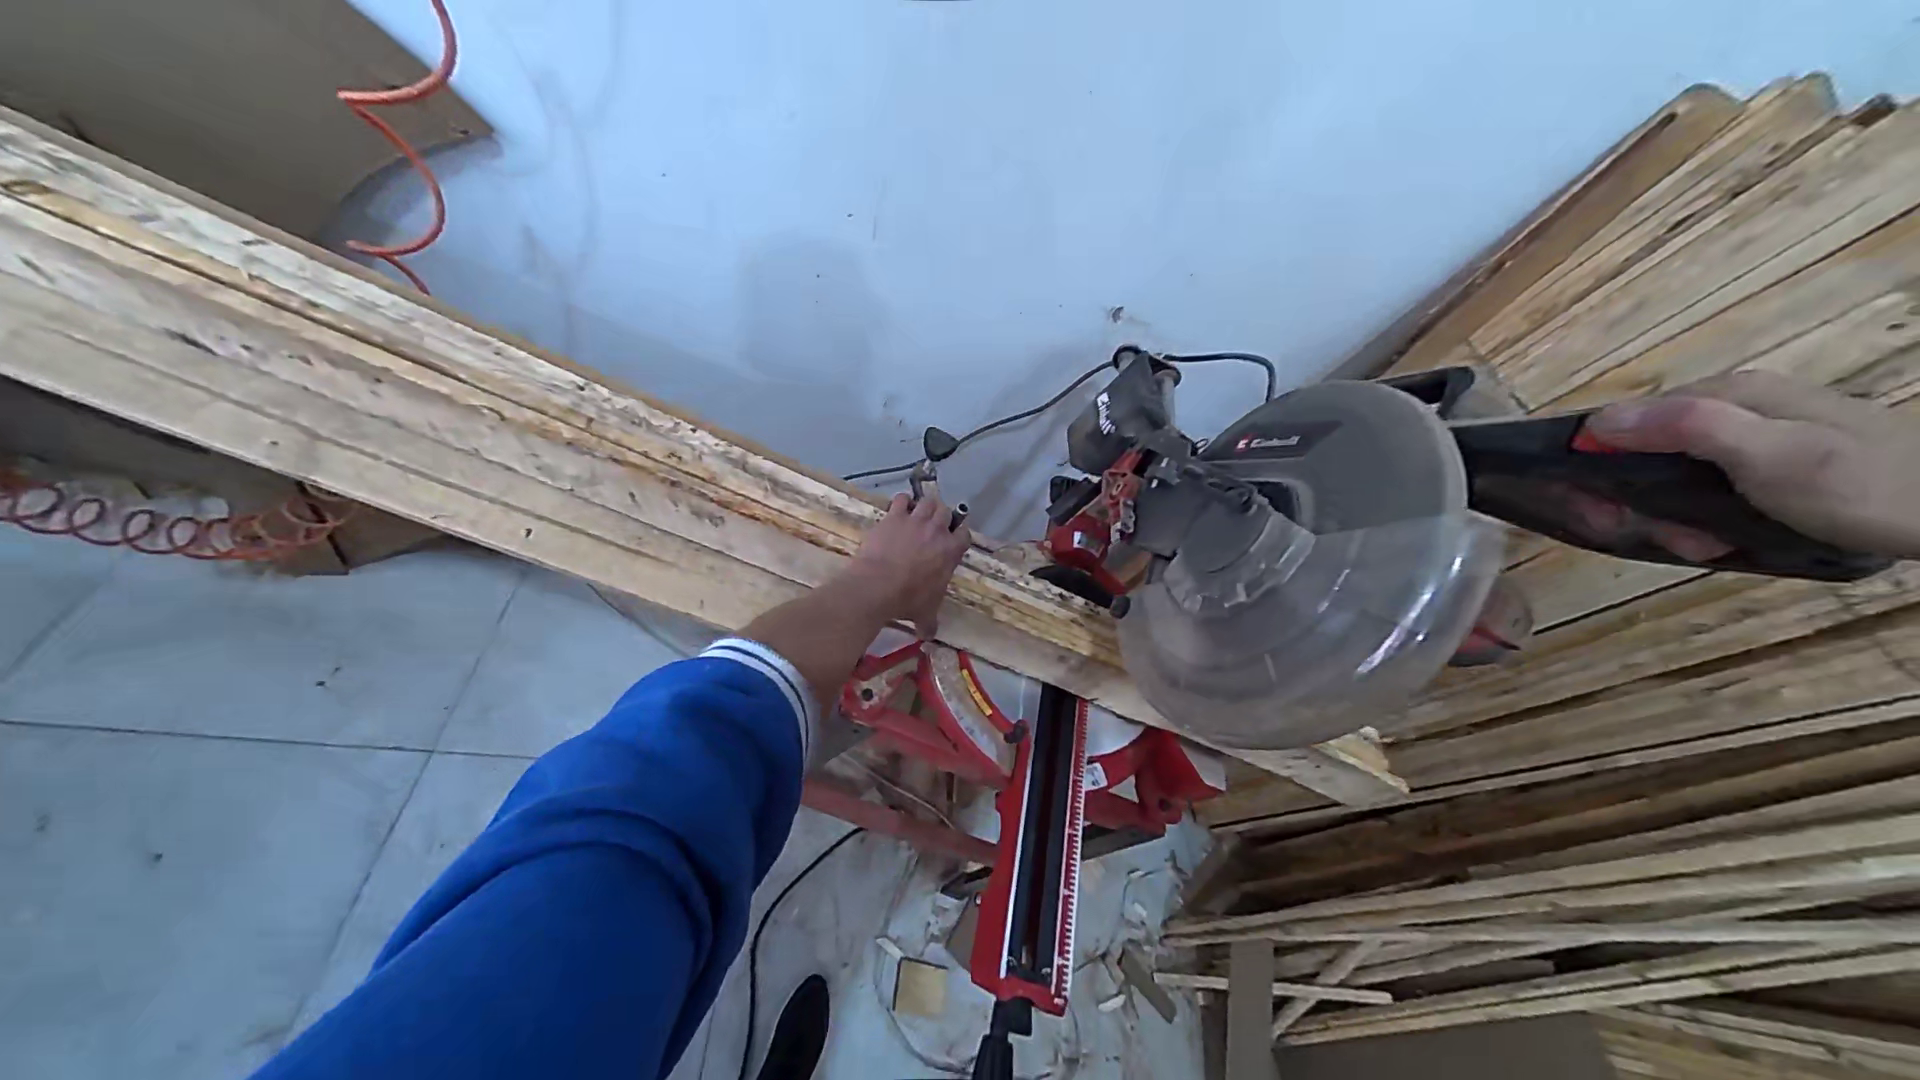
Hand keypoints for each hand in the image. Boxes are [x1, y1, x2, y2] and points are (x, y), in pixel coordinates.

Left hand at [845, 490, 972, 637]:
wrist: (878, 586)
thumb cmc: (907, 600)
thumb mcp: (925, 615)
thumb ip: (929, 623)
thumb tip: (928, 636)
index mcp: (951, 552)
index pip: (964, 534)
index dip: (958, 536)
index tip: (951, 541)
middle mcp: (937, 531)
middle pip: (946, 512)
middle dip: (941, 517)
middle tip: (932, 527)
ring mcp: (915, 520)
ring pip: (928, 501)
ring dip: (924, 506)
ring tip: (917, 514)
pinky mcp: (894, 516)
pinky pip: (901, 499)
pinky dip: (901, 502)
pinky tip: (898, 509)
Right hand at [1585, 371, 1919, 558]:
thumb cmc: (1866, 485)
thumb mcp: (1770, 454)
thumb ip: (1685, 428)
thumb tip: (1597, 422)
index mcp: (1725, 395)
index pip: (1619, 421)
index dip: (1594, 465)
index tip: (1598, 511)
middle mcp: (1730, 409)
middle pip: (1639, 451)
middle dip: (1632, 498)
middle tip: (1653, 536)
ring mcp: (1751, 438)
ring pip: (1666, 476)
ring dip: (1666, 516)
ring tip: (1697, 545)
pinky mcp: (1766, 467)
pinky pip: (1699, 489)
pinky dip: (1695, 518)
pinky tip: (1716, 539)